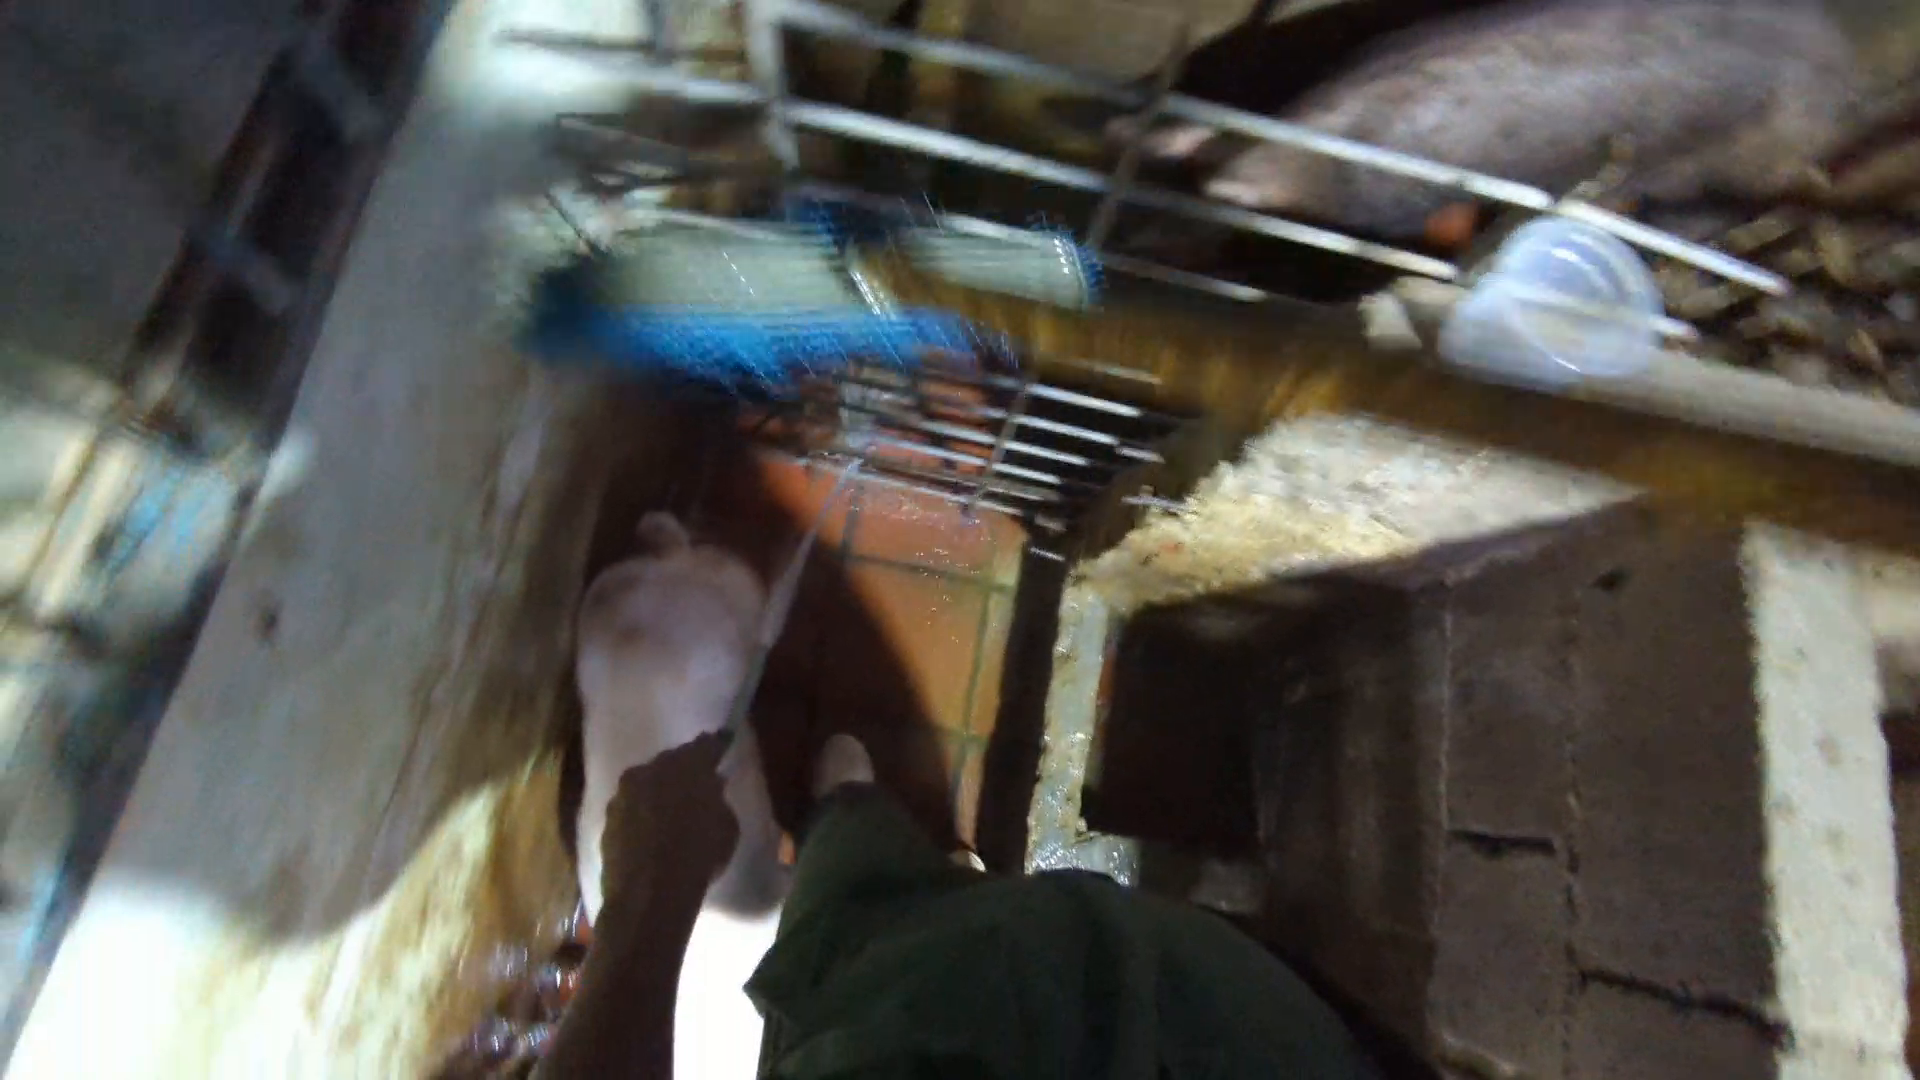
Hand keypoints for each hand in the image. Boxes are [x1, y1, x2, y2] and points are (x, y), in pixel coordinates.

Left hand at [599, 732, 740, 913]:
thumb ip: (719, 800)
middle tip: (697, 778)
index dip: (717, 744)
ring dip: (659, 787)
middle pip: (672, 760)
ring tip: (672, 803)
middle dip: (685, 767)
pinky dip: (642, 809)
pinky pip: (631, 804)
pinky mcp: (607, 818)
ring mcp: (625, 793)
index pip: (707, 745)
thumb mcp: (727, 826)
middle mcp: (652, 769)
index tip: (724, 741)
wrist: (648, 894)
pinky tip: (652, 824)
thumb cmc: (699, 855)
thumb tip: (712, 787)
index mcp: (688, 765)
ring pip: (647, 780)